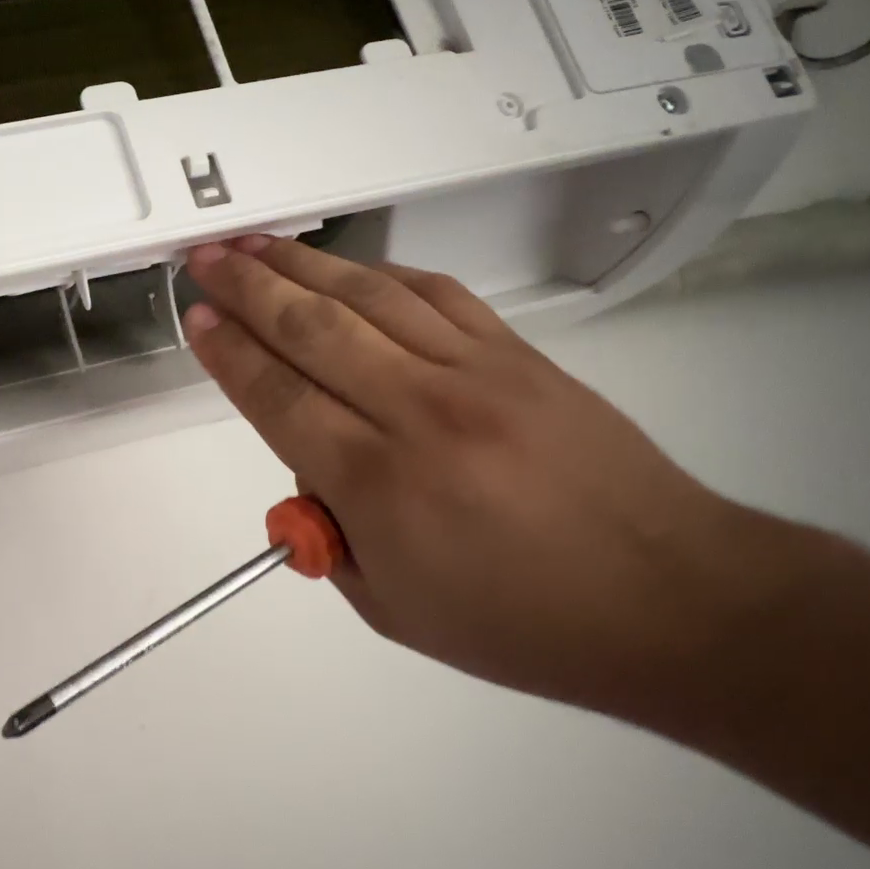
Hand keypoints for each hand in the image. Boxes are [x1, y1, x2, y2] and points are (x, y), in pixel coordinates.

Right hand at [182, 236, 770, 715]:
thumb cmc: (521, 623)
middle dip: (247, 289)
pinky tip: (346, 265)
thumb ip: (331, 537)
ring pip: (368, 298)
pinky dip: (380, 274)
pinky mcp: (520, 357)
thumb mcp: (393, 608)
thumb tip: (310, 469)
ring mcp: (474, 374)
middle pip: (312, 330)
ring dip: (301, 266)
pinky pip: (437, 295)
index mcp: (379, 484)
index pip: (278, 397)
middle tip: (205, 260)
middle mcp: (419, 412)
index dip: (230, 353)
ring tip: (254, 245)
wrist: (672, 601)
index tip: (197, 319)